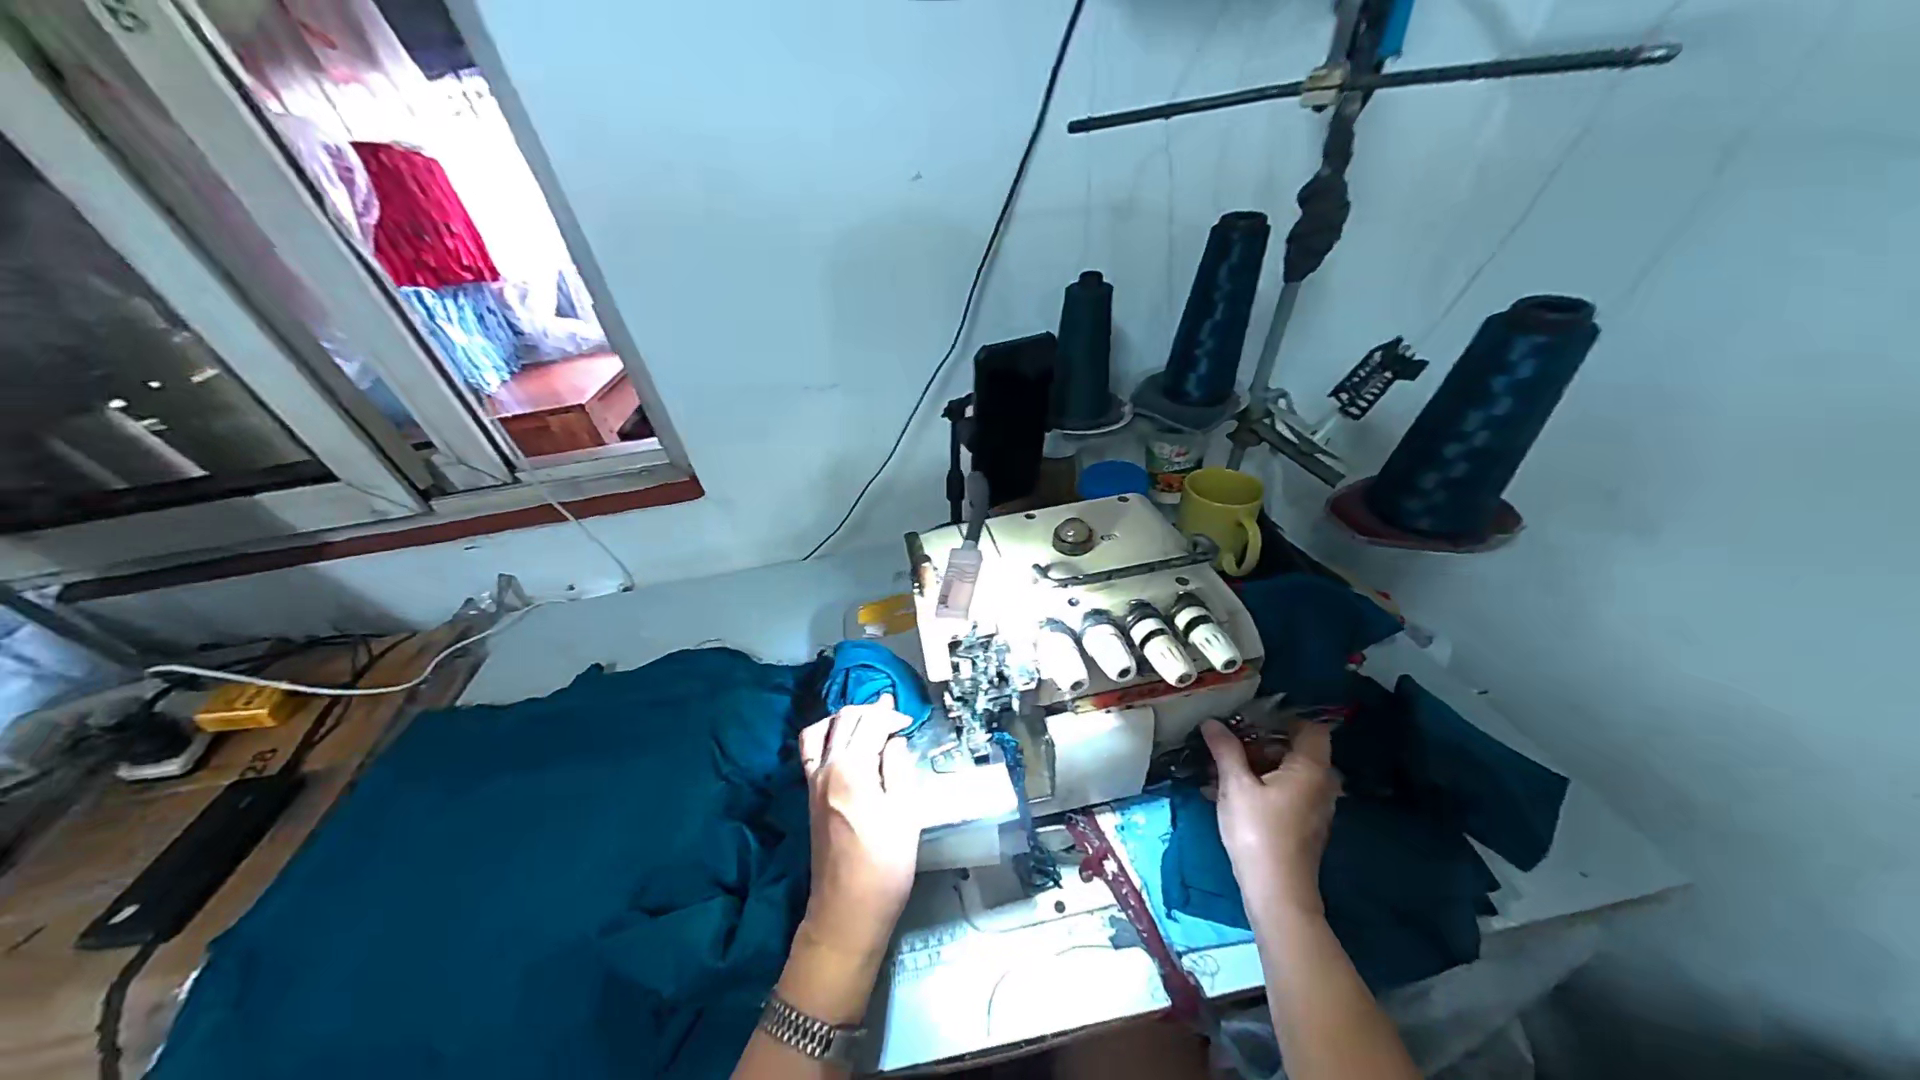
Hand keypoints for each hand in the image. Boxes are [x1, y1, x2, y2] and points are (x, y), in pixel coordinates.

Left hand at [786, 694, 921, 1017]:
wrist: (847, 910)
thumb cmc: (885, 865)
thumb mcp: (907, 814)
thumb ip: (899, 769)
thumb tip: (894, 742)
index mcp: (852, 769)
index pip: (869, 723)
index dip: (890, 715)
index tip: (908, 720)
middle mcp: (827, 768)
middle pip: (844, 720)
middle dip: (869, 711)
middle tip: (893, 716)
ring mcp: (813, 781)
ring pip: (822, 730)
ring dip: (844, 719)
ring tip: (867, 723)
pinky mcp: (810, 795)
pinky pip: (812, 750)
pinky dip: (827, 736)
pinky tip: (845, 744)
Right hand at [1201, 717, 1340, 919]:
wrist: (1276, 892)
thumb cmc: (1258, 832)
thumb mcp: (1235, 785)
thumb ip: (1225, 750)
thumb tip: (1212, 722)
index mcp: (1311, 769)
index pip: (1309, 728)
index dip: (1280, 719)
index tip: (1246, 721)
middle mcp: (1321, 784)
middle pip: (1294, 749)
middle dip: (1259, 744)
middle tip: (1226, 746)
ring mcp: (1315, 807)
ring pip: (1286, 772)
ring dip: (1255, 766)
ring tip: (1219, 771)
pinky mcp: (1303, 825)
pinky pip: (1284, 792)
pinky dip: (1261, 787)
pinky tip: (1228, 794)